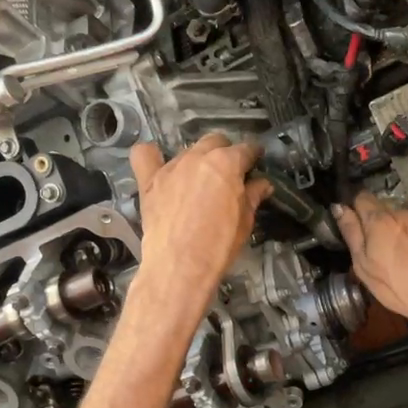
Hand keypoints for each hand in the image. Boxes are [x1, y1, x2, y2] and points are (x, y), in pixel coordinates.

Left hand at [130, 133, 272, 301]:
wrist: (181, 265)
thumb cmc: (219, 245)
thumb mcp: (245, 221)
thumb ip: (252, 196)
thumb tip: (262, 184)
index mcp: (227, 163)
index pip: (245, 149)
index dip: (253, 155)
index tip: (255, 162)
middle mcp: (198, 157)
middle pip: (215, 142)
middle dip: (225, 152)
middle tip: (229, 173)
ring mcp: (171, 167)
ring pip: (187, 150)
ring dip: (197, 159)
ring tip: (199, 179)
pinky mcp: (149, 181)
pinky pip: (144, 155)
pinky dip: (151, 155)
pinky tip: (157, 163)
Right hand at [334, 192, 407, 337]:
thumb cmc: (397, 287)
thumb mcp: (364, 266)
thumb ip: (351, 233)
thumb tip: (339, 207)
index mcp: (380, 220)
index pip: (362, 197)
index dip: (357, 210)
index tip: (358, 227)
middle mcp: (404, 213)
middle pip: (385, 209)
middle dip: (380, 224)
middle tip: (381, 251)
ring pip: (406, 219)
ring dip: (401, 231)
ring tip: (405, 258)